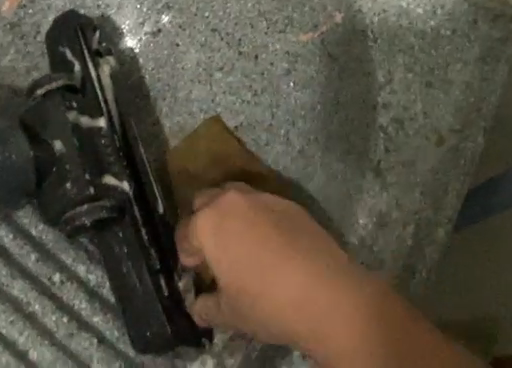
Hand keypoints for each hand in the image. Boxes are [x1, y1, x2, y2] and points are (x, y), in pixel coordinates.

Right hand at [176, 183, 379, 353]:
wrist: (327, 294)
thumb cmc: (268, 303)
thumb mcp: (230, 315)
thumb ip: (206, 308)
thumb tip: (198, 306)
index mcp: (208, 223)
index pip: (184, 233)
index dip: (186, 255)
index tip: (196, 273)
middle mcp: (231, 200)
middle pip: (205, 202)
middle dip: (203, 224)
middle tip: (215, 253)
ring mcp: (262, 197)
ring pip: (234, 196)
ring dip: (230, 215)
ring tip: (242, 244)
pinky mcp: (289, 203)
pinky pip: (263, 205)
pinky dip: (259, 219)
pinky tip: (272, 246)